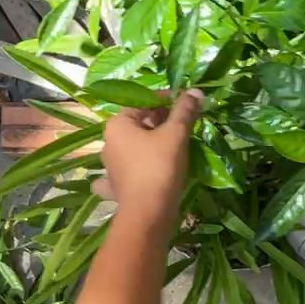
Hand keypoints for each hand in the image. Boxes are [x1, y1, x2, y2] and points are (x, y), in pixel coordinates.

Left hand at [96, 90, 202, 224]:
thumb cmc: (159, 167)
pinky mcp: (115, 188)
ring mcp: (109, 167)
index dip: (166, 100)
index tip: (186, 104)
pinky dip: (132, 171)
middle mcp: (108, 143)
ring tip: (172, 148)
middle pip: (138, 124)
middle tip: (184, 125)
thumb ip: (184, 111)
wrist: (148, 212)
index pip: (143, 103)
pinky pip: (123, 173)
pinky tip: (138, 173)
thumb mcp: (176, 134)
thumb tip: (196, 90)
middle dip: (160, 122)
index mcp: (118, 125)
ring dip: (149, 145)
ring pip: (131, 148)